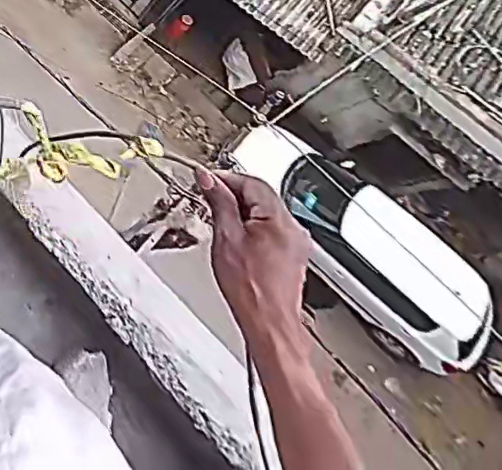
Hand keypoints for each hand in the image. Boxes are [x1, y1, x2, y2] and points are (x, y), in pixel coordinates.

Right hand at [198, 168, 310, 346]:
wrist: (268, 323)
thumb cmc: (249, 287)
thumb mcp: (225, 236)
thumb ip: (219, 202)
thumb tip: (208, 178)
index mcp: (279, 221)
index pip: (251, 182)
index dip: (225, 178)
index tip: (205, 181)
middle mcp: (293, 229)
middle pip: (260, 194)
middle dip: (232, 192)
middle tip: (209, 197)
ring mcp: (295, 242)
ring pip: (265, 209)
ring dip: (241, 208)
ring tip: (219, 219)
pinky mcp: (292, 253)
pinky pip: (270, 225)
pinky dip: (251, 222)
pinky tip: (236, 234)